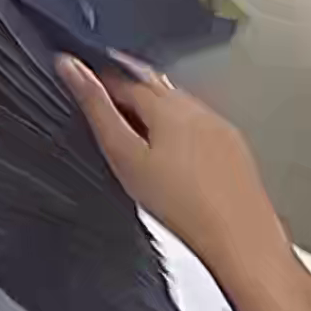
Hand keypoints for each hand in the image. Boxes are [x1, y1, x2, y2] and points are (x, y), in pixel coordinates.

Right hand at [56, 56, 293, 279]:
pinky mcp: (233, 148)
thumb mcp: (120, 150)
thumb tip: (69, 66)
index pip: (120, 78)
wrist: (241, 244)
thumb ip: (94, 104)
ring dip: (147, 112)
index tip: (77, 93)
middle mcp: (198, 109)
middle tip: (100, 118)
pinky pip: (193, 123)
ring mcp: (220, 129)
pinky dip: (171, 128)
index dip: (94, 83)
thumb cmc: (179, 202)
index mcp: (168, 105)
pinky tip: (163, 154)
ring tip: (129, 139)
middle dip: (122, 95)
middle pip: (149, 86)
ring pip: (172, 104)